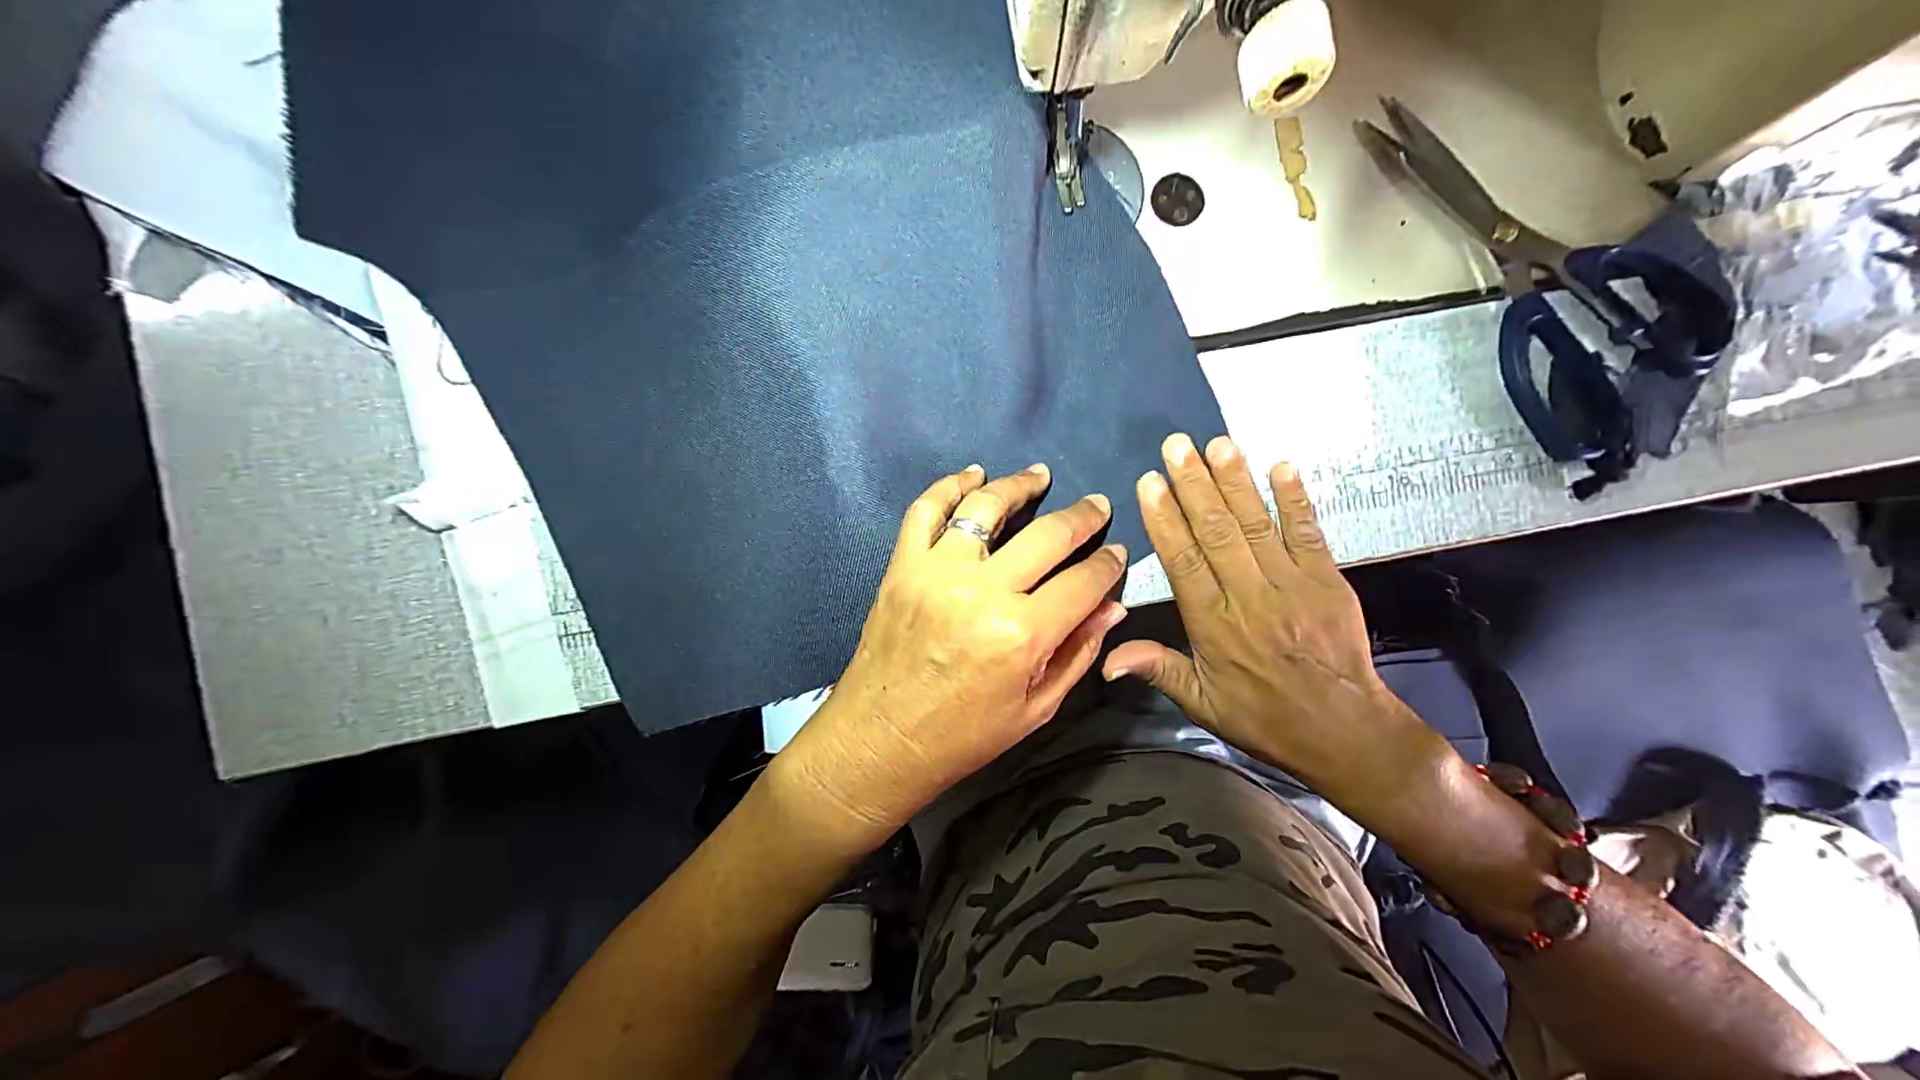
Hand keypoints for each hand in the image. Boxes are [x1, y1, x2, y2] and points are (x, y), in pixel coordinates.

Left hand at [776, 463, 1129, 848]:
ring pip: (985, 507)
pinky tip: (972, 475)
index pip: (1083, 582)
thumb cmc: (963, 737)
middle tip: (1097, 506)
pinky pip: (925, 511)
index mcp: (1021, 635)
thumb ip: (1078, 652)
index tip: (1117, 554)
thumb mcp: (1035, 709)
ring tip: (1039, 475)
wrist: (881, 740)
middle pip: (1047, 536)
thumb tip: (1112, 606)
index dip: (1108, 565)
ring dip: (1018, 485)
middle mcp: (982, 592)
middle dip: (1082, 517)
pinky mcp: (903, 566)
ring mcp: (937, 572)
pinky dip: (949, 486)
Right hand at [1103, 434, 1430, 799]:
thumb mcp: (1203, 704)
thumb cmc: (1264, 717)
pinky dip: (1295, 500)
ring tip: (1218, 443)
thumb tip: (1106, 659)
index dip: (1165, 520)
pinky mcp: (1327, 581)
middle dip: (1195, 485)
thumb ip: (1158, 670)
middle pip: (1217, 533)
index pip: (1184, 563)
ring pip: (1257, 526)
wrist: (1345, 731)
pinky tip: (1282, 467)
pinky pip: (1309, 534)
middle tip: (1177, 444)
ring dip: (1236, 482)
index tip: (1150, 482)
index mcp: (1214, 626)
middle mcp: (1250, 597)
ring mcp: (1292, 585)